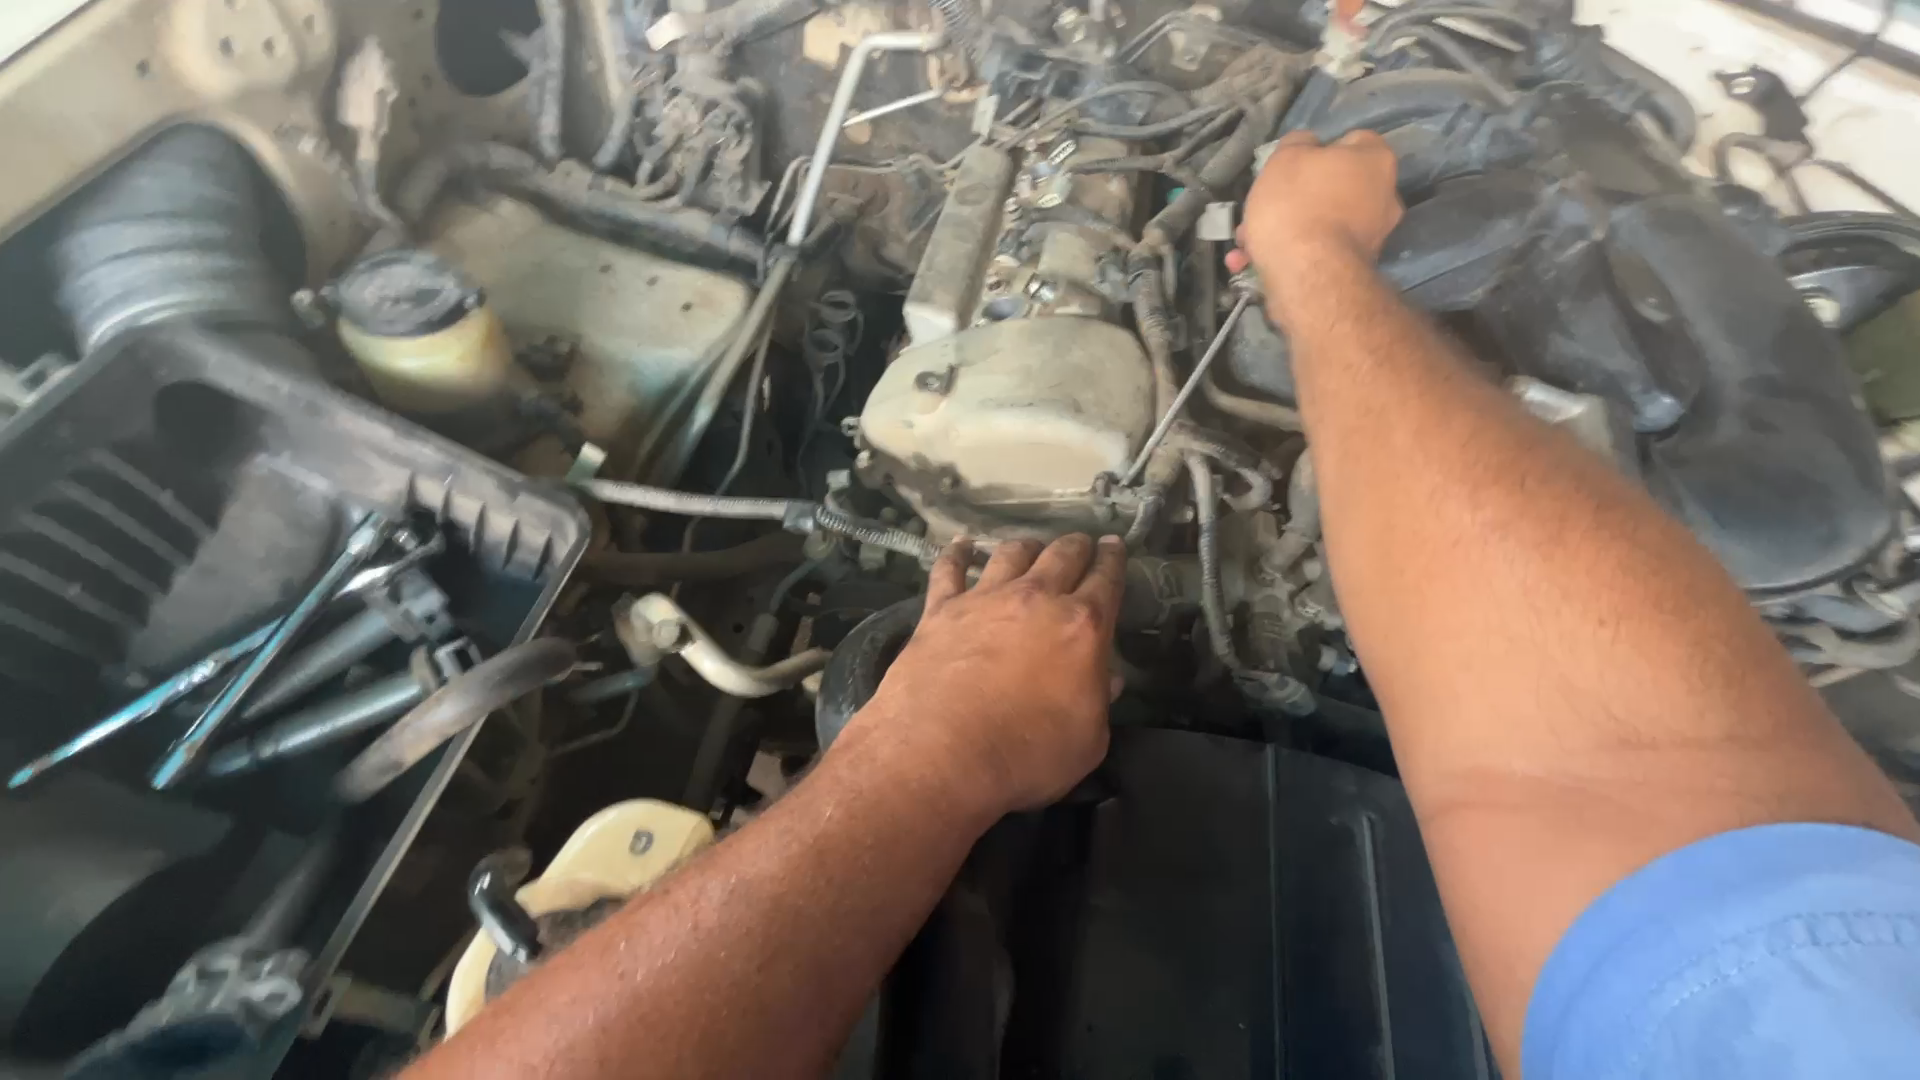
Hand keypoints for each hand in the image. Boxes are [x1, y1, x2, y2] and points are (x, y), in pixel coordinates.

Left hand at [835, 534, 1126, 815]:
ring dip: (1026, 546)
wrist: (943, 750)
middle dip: (1076, 546)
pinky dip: (956, 553)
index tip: (1114, 545)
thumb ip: (1099, 702)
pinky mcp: (941, 608)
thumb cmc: (1027, 754)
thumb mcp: (1088, 740)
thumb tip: (1106, 678)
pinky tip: (960, 545)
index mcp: (1083, 626)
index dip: (1114, 560)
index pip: (1106, 580)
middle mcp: (1037, 598)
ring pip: (1011, 553)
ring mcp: (985, 598)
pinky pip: (949, 569)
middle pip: (1062, 555)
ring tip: (1030, 547)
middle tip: (1080, 544)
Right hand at [1226, 130, 1402, 324]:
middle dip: (1293, 203)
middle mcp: (1383, 196)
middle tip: (1259, 216)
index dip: (1316, 152)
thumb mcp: (1285, 158)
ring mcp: (1370, 238)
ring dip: (1282, 234)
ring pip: (1318, 227)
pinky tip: (1253, 267)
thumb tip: (1306, 146)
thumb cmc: (1296, 206)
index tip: (1289, 170)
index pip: (1351, 141)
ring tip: (1245, 250)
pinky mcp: (1349, 271)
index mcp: (1375, 160)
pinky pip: (1314, 256)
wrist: (1305, 275)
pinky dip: (1288, 259)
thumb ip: (1296, 145)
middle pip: (1332, 190)